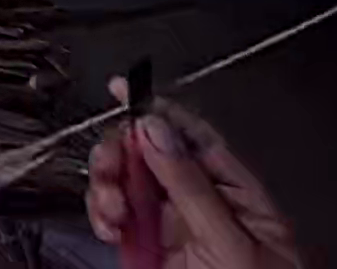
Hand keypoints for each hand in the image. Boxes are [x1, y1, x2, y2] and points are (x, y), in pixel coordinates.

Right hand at [87, 78, 301, 268]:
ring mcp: (171, 224)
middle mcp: (200, 203)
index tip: (120, 88)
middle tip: (111, 168)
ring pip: (122, 174)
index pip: (194, 137)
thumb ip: (190, 185)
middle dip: (119, 152)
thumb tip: (154, 125)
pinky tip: (108, 228)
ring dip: (106, 183)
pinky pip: (111, 208)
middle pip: (146, 149)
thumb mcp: (230, 248)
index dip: (157, 108)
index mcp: (236, 199)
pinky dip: (100, 210)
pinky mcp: (145, 243)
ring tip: (111, 210)